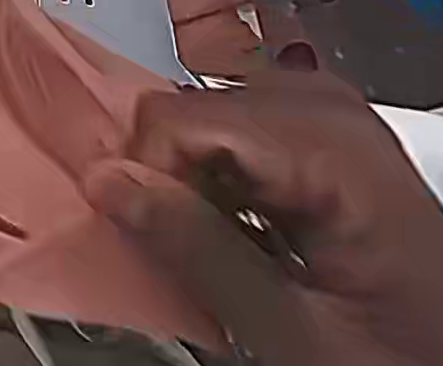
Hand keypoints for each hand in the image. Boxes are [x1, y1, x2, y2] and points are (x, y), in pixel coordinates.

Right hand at [85, 55, 442, 365]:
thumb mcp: (298, 335)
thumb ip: (197, 249)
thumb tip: (109, 180)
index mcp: (332, 143)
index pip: (178, 116)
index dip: (148, 174)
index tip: (149, 233)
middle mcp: (328, 107)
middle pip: (187, 109)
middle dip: (169, 177)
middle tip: (193, 252)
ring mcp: (322, 113)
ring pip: (198, 116)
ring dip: (189, 180)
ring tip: (226, 246)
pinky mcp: (313, 130)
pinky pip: (226, 130)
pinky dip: (213, 178)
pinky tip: (242, 227)